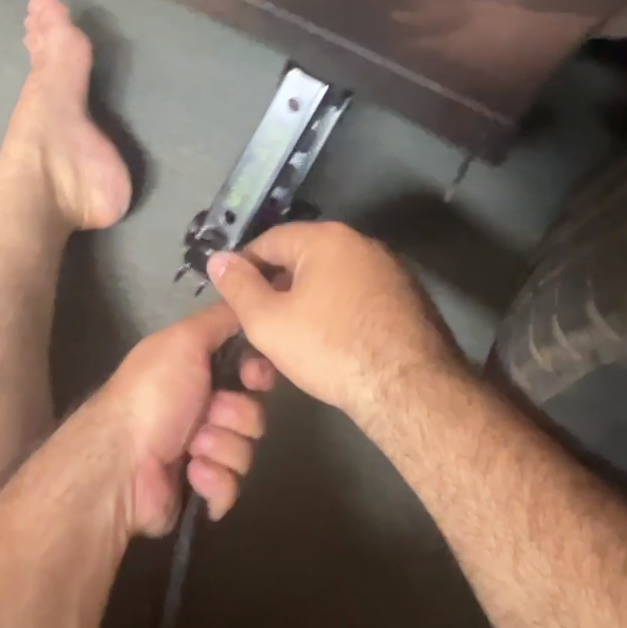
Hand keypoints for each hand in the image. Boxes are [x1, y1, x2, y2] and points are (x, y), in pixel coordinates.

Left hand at [90, 303, 275, 535]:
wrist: (122, 462)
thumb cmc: (154, 393)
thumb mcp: (184, 340)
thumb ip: (219, 318)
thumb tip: (245, 293)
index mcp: (196, 370)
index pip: (249, 369)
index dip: (258, 373)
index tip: (253, 377)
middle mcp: (201, 407)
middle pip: (253, 411)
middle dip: (235, 414)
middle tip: (210, 414)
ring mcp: (201, 450)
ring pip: (245, 450)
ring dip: (220, 446)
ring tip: (192, 447)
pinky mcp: (201, 488)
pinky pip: (231, 486)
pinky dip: (214, 480)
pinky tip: (191, 473)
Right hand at [208, 221, 461, 420]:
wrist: (409, 389)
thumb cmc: (330, 349)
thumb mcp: (268, 322)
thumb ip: (238, 287)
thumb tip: (217, 258)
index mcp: (325, 238)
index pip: (269, 240)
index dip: (243, 267)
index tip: (232, 298)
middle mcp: (361, 243)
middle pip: (303, 258)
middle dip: (277, 286)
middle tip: (259, 323)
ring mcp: (390, 269)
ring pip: (332, 278)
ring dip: (308, 301)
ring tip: (293, 337)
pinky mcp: (409, 298)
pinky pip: (359, 295)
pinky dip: (339, 312)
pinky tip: (333, 343)